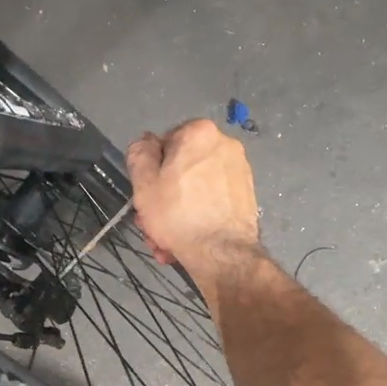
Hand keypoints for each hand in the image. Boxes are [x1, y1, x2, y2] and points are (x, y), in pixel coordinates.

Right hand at [125, 119, 260, 269]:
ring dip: (179, 214)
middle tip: (154, 226)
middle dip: (164, 200)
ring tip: (169, 241)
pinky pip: (213, 202)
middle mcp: (224, 144)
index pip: (164, 146)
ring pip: (197, 190)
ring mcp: (239, 170)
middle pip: (182, 171)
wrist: (222, 253)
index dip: (151, 174)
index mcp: (198, 132)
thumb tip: (146, 144)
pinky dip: (200, 218)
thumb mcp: (144, 184)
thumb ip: (139, 155)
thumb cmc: (178, 215)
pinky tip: (190, 240)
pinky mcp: (247, 195)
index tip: (146, 199)